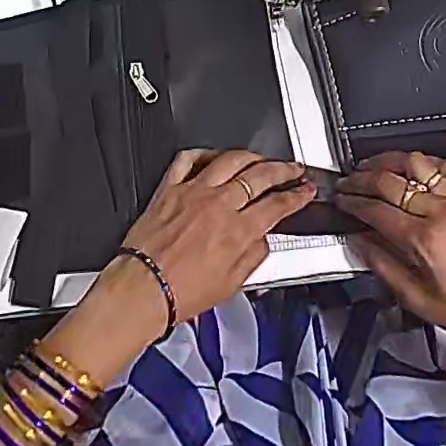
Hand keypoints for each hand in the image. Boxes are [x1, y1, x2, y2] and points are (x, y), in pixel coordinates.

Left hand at [119, 148, 315, 321]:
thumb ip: (253, 256)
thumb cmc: (180, 292)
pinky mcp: (170, 189)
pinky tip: (213, 155)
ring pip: (230, 159)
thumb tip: (262, 240)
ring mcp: (194, 192)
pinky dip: (204, 153)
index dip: (297, 195)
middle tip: (292, 168)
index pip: (278, 204)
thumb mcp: (231, 284)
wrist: (141, 290)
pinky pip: (188, 159)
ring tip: (260, 158)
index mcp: (237, 230)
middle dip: (284, 168)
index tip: (304, 190)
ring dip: (252, 156)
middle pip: (260, 175)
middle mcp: (218, 205)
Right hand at [337, 152, 445, 346]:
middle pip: (389, 181)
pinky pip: (444, 167)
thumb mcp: (412, 297)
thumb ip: (380, 263)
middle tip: (349, 183)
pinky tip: (410, 166)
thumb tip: (359, 241)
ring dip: (387, 161)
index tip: (342, 201)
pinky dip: (422, 162)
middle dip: (361, 179)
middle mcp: (441, 213)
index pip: (376, 209)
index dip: (352, 202)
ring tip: (372, 166)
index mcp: (424, 240)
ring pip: (415, 163)